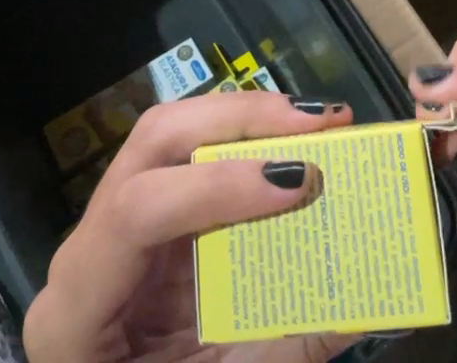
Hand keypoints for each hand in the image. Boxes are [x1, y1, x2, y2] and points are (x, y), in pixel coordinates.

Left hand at [24, 91, 360, 362]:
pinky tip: (290, 140)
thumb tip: (379, 302)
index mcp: (78, 305)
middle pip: (154, 141)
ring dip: (247, 117)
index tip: (299, 183)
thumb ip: (289, 350)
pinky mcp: (152, 219)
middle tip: (320, 123)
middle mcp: (90, 245)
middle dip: (240, 120)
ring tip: (319, 120)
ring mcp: (116, 223)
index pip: (137, 211)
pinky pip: (193, 159)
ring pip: (172, 134)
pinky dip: (246, 140)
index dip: (217, 186)